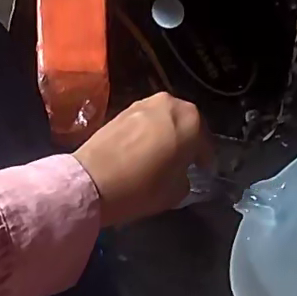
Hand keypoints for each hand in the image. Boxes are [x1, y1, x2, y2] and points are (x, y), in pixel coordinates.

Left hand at [73, 93, 212, 227]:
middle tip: (182, 161)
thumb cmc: (142, 186)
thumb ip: (185, 176)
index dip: (204, 159)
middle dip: (185, 140)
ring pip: (162, 120)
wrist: (92, 181)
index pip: (205, 141)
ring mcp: (142, 104)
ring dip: (164, 135)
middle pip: (184, 123)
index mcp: (191, 120)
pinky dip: (145, 134)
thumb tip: (180, 172)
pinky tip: (141, 152)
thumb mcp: (177, 191)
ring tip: (160, 156)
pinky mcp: (119, 111)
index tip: (202, 171)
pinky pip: (142, 123)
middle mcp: (169, 104)